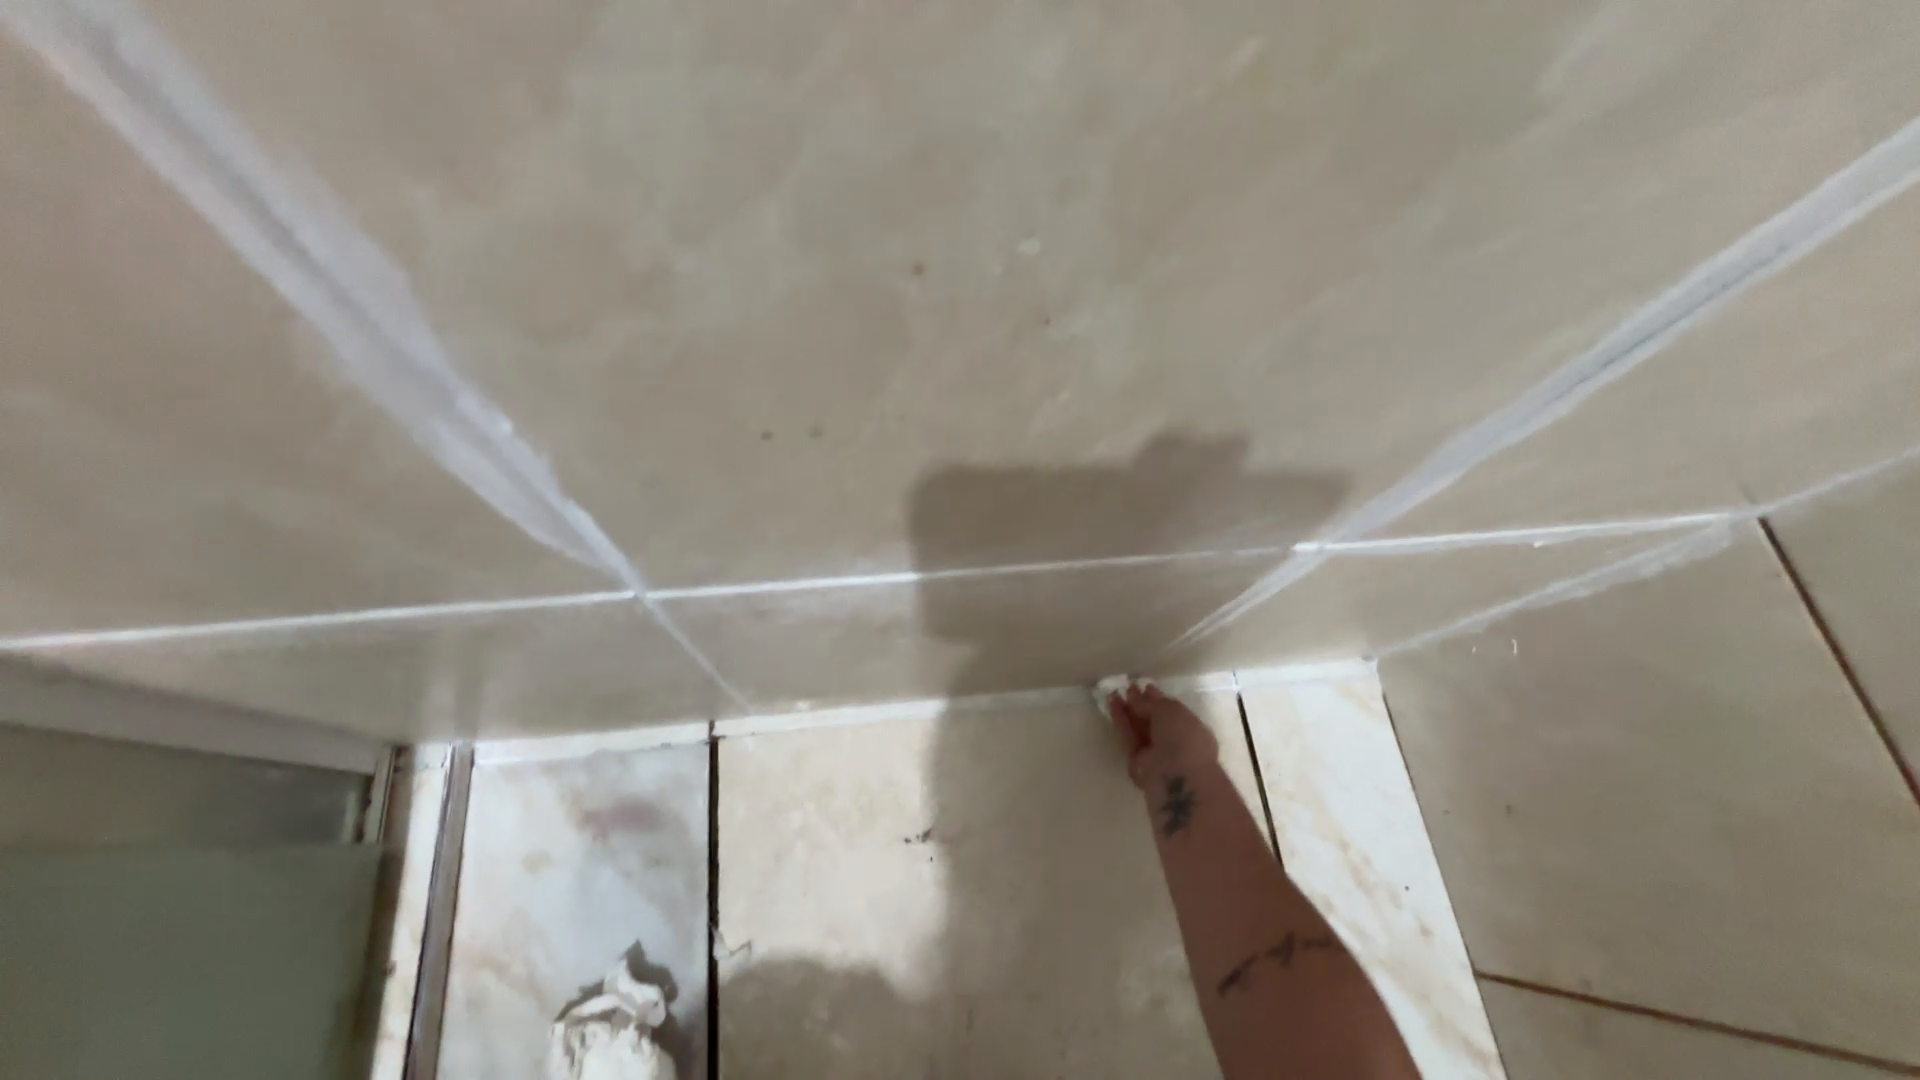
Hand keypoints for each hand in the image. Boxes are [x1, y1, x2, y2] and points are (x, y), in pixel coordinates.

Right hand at [1106, 682, 1218, 789]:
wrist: (1176, 776)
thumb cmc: (1183, 737)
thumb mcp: (1170, 710)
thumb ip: (1150, 702)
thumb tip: (1135, 695)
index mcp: (1191, 728)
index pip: (1172, 711)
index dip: (1157, 698)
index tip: (1144, 687)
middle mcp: (1174, 741)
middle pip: (1153, 720)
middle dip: (1140, 704)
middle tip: (1127, 688)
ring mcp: (1156, 753)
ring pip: (1139, 728)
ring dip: (1127, 711)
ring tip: (1114, 693)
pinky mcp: (1137, 762)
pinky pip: (1128, 738)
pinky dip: (1121, 721)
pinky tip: (1112, 705)